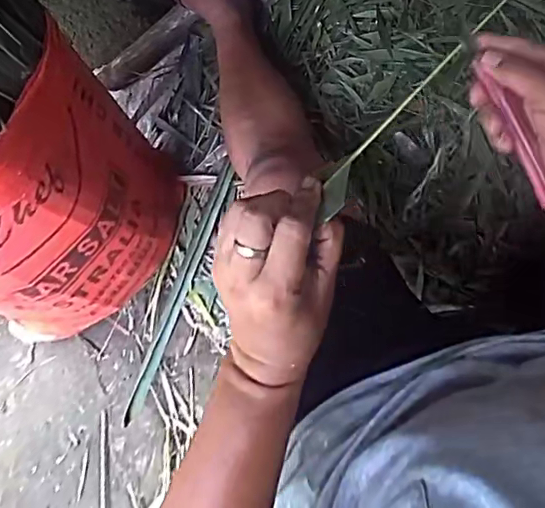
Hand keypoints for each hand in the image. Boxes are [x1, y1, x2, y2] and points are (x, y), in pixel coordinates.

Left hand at [212, 179, 343, 389]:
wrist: (262, 358)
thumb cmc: (302, 327)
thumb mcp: (327, 288)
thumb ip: (330, 242)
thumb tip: (327, 204)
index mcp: (277, 288)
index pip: (290, 229)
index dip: (306, 202)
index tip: (318, 187)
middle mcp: (243, 276)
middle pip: (255, 215)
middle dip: (281, 200)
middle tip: (297, 206)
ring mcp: (223, 267)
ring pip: (238, 212)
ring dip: (263, 203)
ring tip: (280, 214)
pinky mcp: (214, 260)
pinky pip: (229, 219)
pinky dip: (249, 211)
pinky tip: (264, 221)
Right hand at [469, 34, 544, 200]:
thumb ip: (515, 73)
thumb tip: (486, 57)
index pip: (520, 49)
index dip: (496, 46)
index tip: (473, 44)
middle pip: (506, 77)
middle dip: (488, 86)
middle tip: (476, 96)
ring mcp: (539, 112)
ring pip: (502, 104)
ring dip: (493, 114)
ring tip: (496, 127)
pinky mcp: (534, 136)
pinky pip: (507, 127)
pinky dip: (501, 134)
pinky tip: (506, 143)